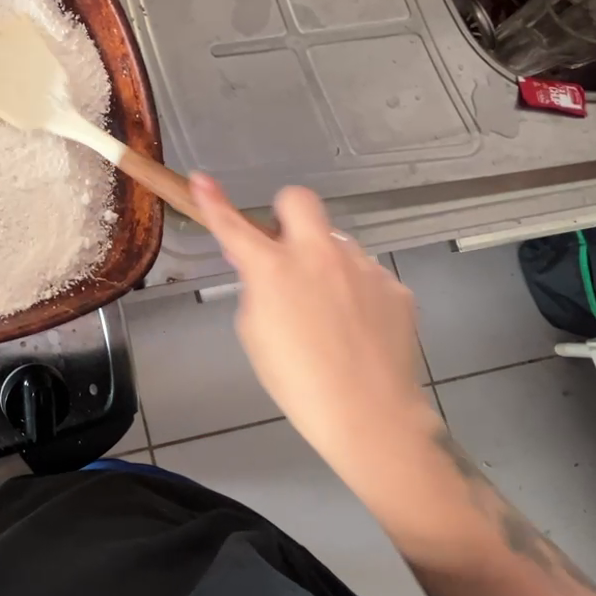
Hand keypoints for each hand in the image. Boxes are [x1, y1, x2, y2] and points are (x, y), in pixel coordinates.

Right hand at [189, 174, 438, 470]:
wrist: (371, 417)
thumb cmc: (296, 381)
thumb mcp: (255, 332)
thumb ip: (256, 288)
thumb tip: (259, 264)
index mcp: (273, 269)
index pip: (233, 225)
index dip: (213, 200)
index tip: (200, 179)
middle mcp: (318, 255)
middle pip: (299, 200)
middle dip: (287, 214)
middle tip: (286, 249)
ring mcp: (363, 267)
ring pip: (336, 242)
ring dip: (325, 261)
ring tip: (329, 310)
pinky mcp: (395, 287)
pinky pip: (366, 274)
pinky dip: (356, 290)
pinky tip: (358, 326)